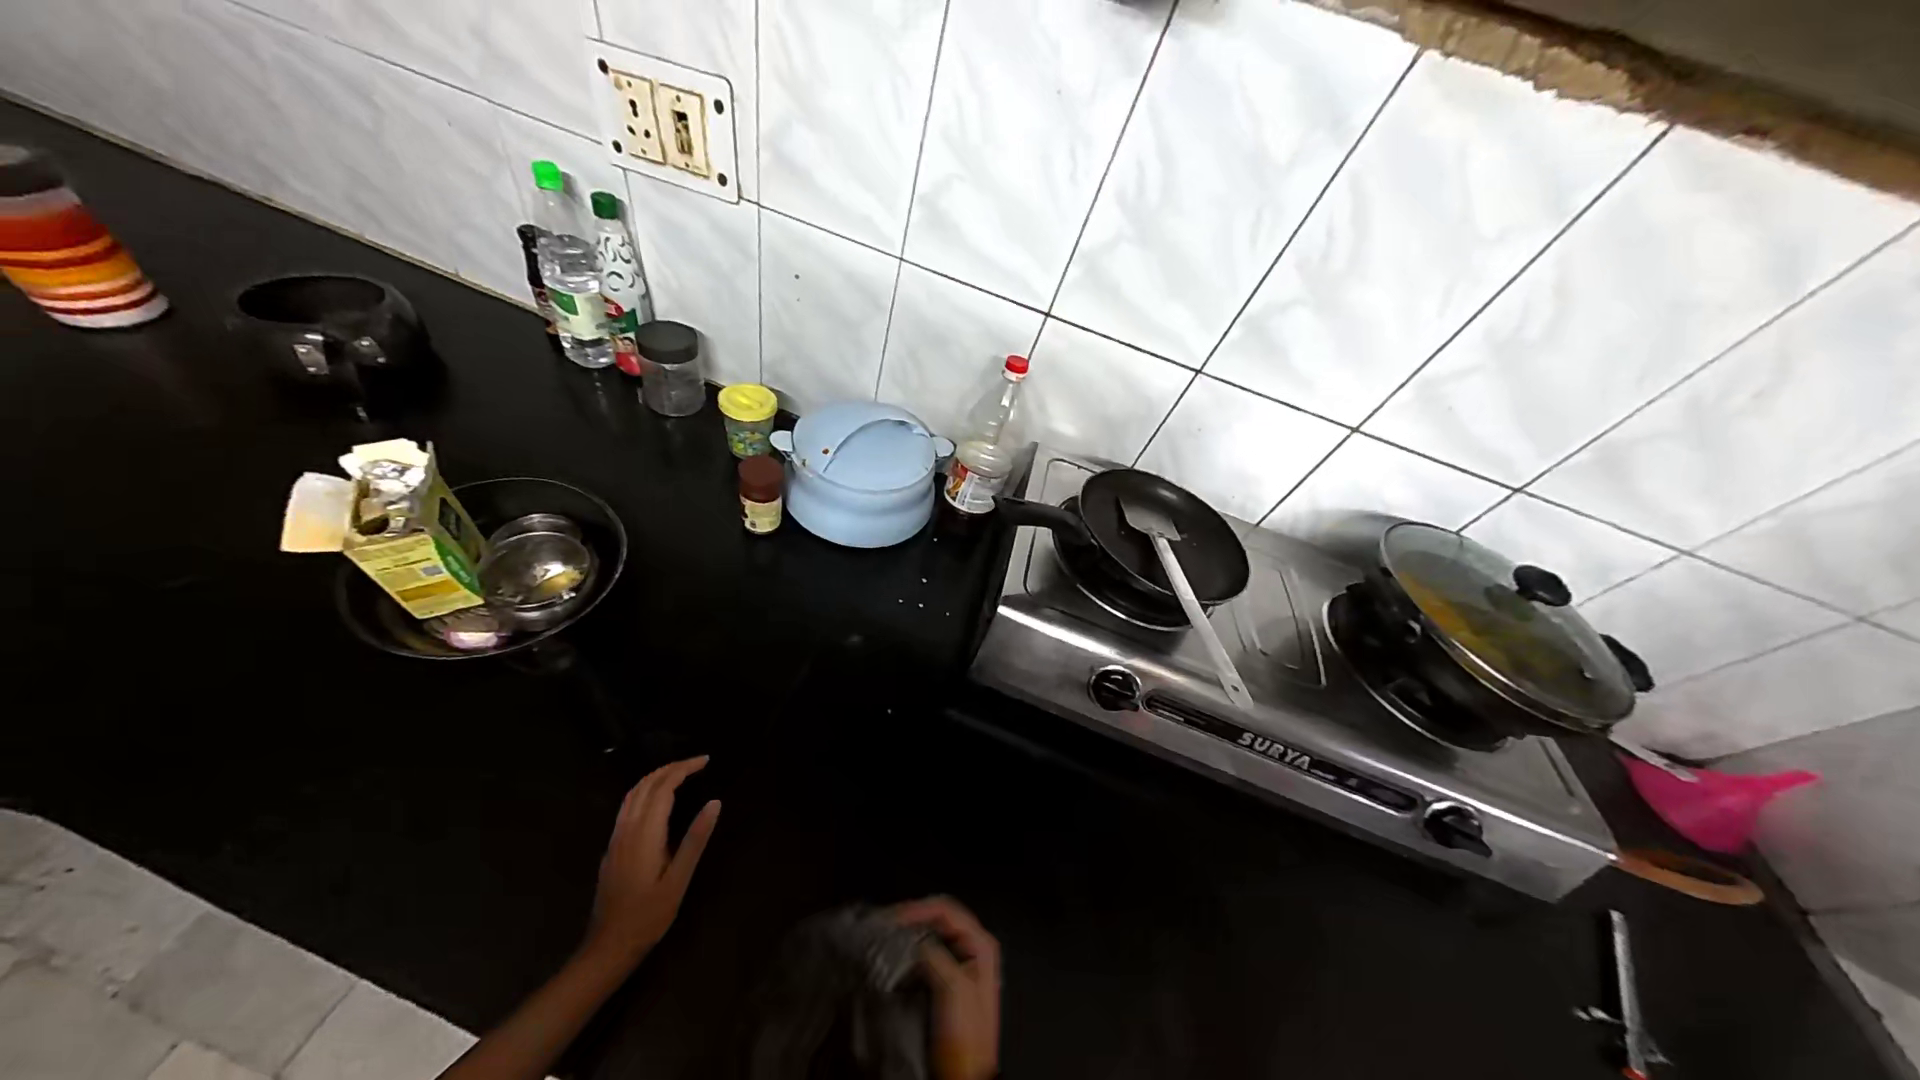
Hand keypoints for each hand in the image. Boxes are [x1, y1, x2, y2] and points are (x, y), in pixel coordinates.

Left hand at [581, 756, 720, 963]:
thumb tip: (715, 802)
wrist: (608, 946)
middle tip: (697, 763)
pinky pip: (627, 806)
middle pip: (646, 785)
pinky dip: (644, 791)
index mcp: (645, 833)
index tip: (706, 761)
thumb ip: (695, 839)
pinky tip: (656, 799)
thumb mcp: (679, 879)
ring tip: (679, 772)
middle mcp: (627, 829)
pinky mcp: (612, 848)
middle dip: (671, 767)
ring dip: (656, 776)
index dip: (684, 768)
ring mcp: (616, 838)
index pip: (664, 787)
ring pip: (632, 794)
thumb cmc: (649, 915)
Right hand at [895, 897, 1000, 1079]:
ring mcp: (963, 964)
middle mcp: (975, 951)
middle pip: (940, 918)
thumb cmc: (966, 1045)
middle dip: (913, 918)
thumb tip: (918, 941)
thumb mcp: (952, 991)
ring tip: (890, 936)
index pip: (946, 910)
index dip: (918, 910)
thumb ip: (936, 957)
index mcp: (982, 947)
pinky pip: (928, 952)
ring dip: (911, 932)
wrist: (964, 1078)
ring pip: (933, 933)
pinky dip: (912, 948)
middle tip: (888, 923)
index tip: (894, 918)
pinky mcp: (949, 979)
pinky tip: (898, 955)